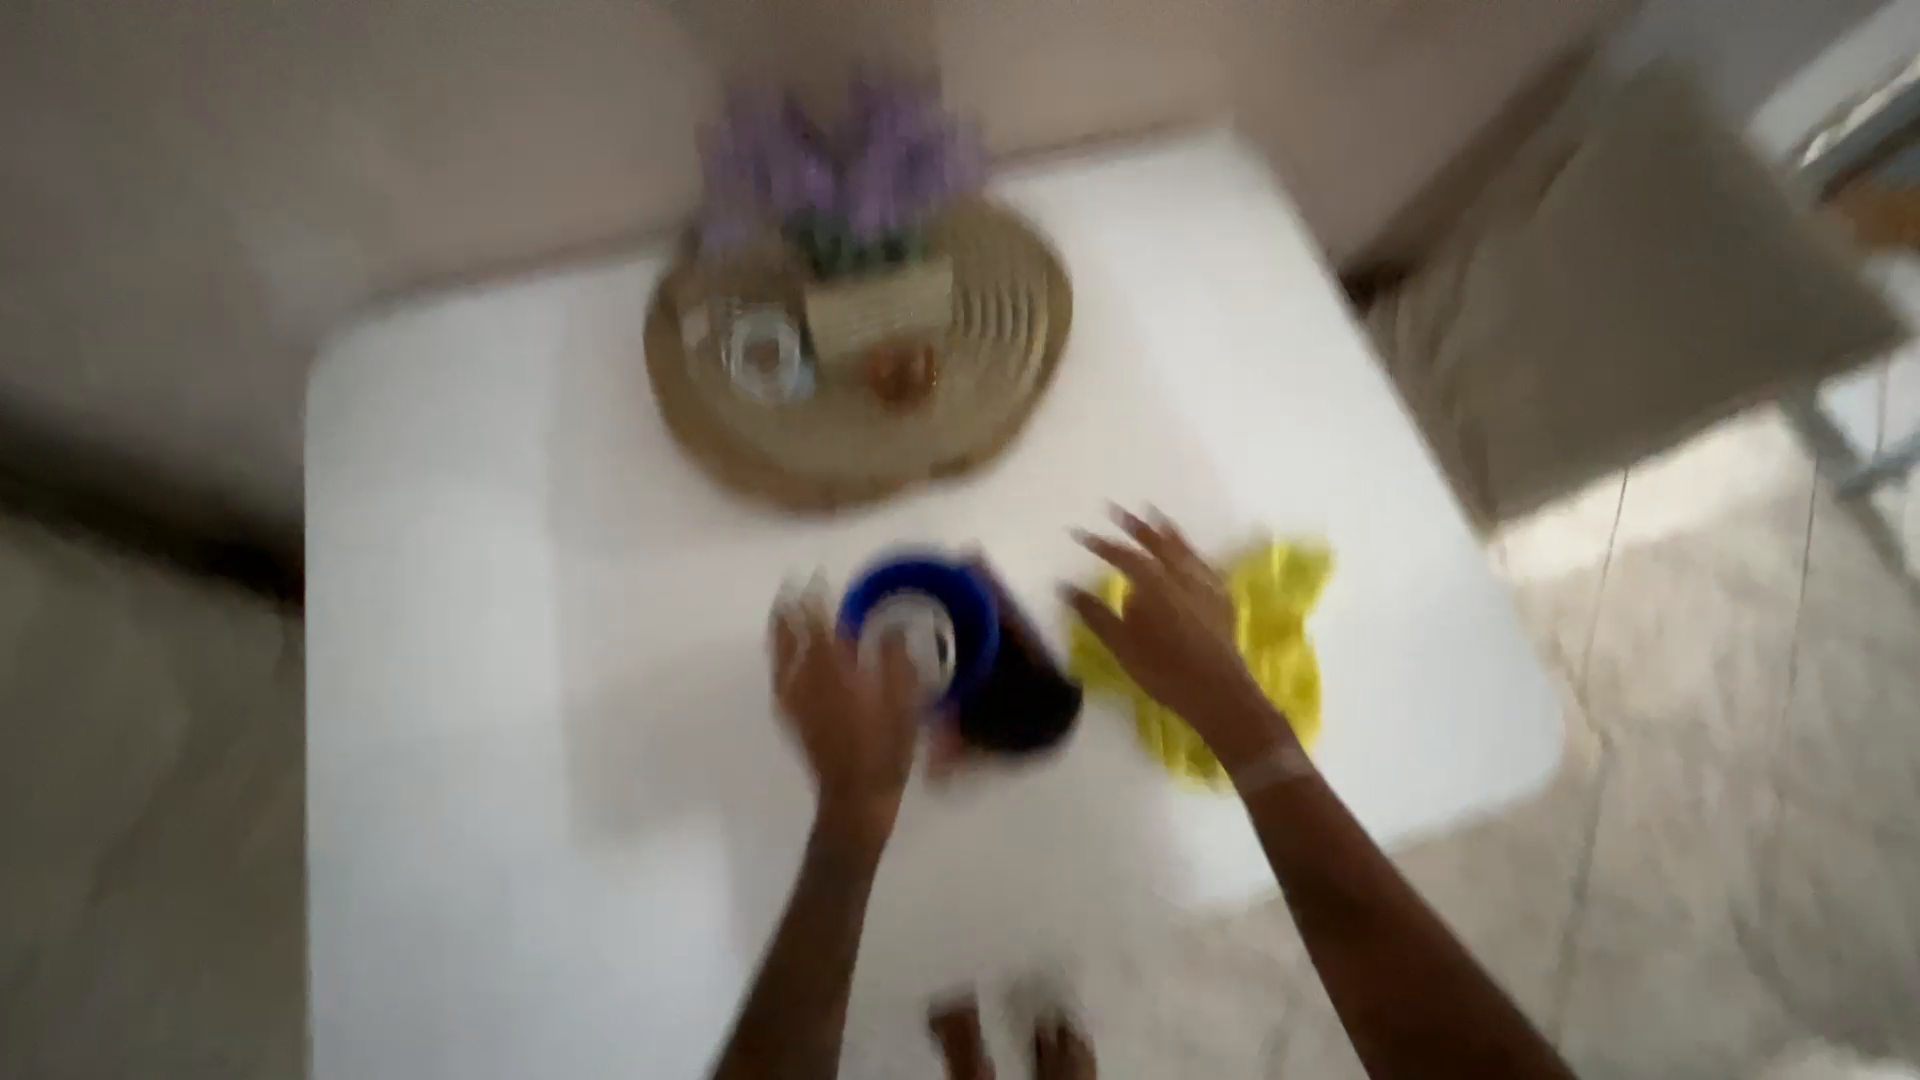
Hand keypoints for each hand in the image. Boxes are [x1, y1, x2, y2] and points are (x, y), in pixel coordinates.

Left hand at [769, 584, 921, 846]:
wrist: (855, 794)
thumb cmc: (886, 746)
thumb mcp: (904, 700)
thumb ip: (895, 659)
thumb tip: (892, 627)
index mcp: (836, 671)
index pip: (820, 624)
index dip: (816, 598)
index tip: (816, 577)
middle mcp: (808, 680)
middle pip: (791, 635)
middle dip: (790, 607)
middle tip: (791, 583)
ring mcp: (795, 699)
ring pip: (780, 654)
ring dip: (780, 628)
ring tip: (781, 609)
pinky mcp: (791, 716)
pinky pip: (778, 676)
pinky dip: (778, 656)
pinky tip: (782, 656)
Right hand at [1062, 507, 1289, 765]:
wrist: (1220, 694)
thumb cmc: (1164, 672)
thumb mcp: (1122, 645)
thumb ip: (1095, 614)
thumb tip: (1065, 587)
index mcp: (1154, 584)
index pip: (1122, 555)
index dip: (1100, 543)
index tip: (1079, 534)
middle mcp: (1181, 576)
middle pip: (1156, 541)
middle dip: (1135, 525)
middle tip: (1116, 510)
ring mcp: (1205, 585)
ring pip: (1184, 548)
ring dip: (1166, 530)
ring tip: (1154, 517)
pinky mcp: (1221, 599)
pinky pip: (1203, 564)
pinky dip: (1190, 552)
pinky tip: (1188, 557)